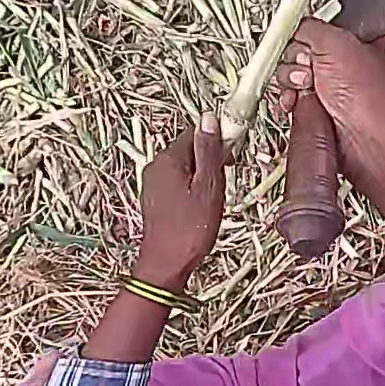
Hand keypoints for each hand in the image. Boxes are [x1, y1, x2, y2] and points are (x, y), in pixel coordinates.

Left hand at [133, 114, 227, 288]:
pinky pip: (177, 182)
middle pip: (189, 149)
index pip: (195, 132)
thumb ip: (208, 151)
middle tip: (224, 181)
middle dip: (210, 160)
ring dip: (203, 176)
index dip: (217, 140)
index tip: (232, 155)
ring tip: (213, 198)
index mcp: (167, 159)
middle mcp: (155, 167)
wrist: (166, 265)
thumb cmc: (189, 230)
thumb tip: (209, 119)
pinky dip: (192, 188)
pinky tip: (201, 207)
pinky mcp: (154, 199)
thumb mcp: (208, 186)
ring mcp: (152, 183)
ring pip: (185, 167)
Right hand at [275, 18, 384, 154]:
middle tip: (310, 68)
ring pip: (288, 73)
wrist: (364, 138)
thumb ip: (310, 27)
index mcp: (351, 41)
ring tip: (308, 87)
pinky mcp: (312, 106)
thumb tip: (292, 25)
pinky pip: (286, 95)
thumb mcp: (336, 43)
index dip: (305, 33)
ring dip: (290, 80)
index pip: (314, 26)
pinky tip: (295, 101)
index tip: (301, 41)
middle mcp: (337, 62)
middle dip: (296, 59)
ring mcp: (323, 85)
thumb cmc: (366, 95)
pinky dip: (286, 98)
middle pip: (296, 49)